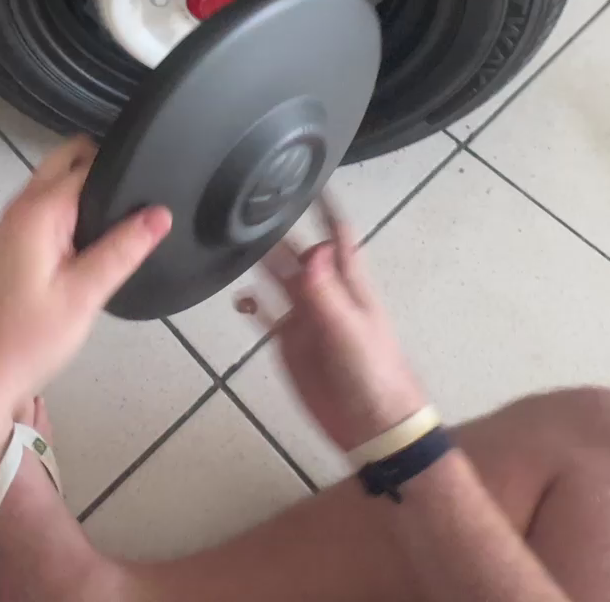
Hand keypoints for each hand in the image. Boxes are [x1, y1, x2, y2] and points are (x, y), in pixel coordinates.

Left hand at [0, 137, 171, 401]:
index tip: (152, 178)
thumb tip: (161, 213)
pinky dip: (70, 207)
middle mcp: (20, 206)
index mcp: (39, 210)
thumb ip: (123, 249)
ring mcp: (11, 224)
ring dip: (84, 186)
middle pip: (65, 159)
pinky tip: (93, 240)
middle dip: (100, 164)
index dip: (119, 166)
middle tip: (137, 196)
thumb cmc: (27, 338)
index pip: (85, 162)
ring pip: (54, 182)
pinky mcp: (11, 243)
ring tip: (123, 218)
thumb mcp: (85, 294)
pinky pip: (46, 206)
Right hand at [243, 198, 427, 451]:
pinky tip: (237, 297)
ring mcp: (305, 316)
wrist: (373, 427)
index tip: (310, 183)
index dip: (326, 210)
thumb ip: (327, 293)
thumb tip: (312, 250)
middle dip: (281, 233)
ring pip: (279, 279)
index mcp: (348, 284)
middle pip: (300, 253)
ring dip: (262, 264)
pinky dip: (251, 303)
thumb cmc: (373, 373)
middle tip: (251, 209)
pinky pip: (265, 314)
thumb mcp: (349, 330)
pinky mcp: (289, 341)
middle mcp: (324, 292)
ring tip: (236, 245)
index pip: (337, 237)